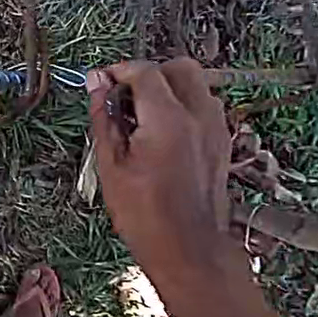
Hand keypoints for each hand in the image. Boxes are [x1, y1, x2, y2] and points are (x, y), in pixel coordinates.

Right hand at [87, 59, 235, 288]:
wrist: (188, 249)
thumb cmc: (142, 213)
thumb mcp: (111, 165)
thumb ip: (104, 118)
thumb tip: (95, 83)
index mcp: (168, 119)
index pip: (145, 72)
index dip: (118, 71)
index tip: (100, 83)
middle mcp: (199, 115)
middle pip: (178, 67)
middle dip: (148, 73)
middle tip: (124, 98)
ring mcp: (216, 127)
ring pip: (195, 84)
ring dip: (167, 88)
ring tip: (140, 118)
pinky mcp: (222, 141)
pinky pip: (203, 105)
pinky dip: (181, 105)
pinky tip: (160, 134)